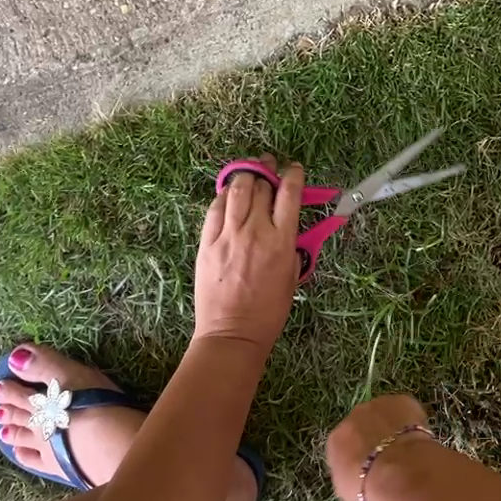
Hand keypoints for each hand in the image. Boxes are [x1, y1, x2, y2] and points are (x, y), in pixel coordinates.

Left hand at [193, 156, 303, 349]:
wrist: (232, 334)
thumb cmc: (269, 311)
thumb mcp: (292, 275)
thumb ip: (290, 246)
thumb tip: (286, 226)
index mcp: (282, 240)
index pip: (289, 193)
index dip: (292, 174)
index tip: (293, 169)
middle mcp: (256, 231)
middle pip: (261, 186)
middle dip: (267, 171)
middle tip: (268, 166)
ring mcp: (229, 235)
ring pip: (236, 190)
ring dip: (245, 177)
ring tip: (248, 173)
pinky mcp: (207, 243)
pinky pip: (214, 209)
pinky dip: (223, 196)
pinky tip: (228, 195)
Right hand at [326, 394, 434, 500]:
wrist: (398, 473)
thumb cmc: (369, 489)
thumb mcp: (347, 490)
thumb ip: (348, 472)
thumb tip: (356, 469)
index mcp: (337, 439)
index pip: (345, 444)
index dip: (358, 454)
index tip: (368, 467)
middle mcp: (354, 415)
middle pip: (364, 424)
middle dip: (374, 436)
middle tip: (387, 457)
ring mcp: (379, 404)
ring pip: (385, 414)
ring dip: (392, 427)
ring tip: (404, 449)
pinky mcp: (402, 400)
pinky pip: (405, 410)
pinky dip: (411, 422)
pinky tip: (416, 440)